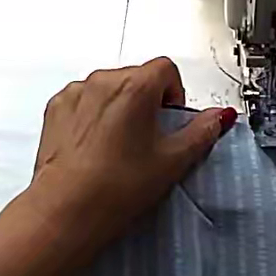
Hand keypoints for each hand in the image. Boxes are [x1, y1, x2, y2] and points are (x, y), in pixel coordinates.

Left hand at [0, 58, 235, 275]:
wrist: (67, 207)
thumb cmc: (116, 187)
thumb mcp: (172, 161)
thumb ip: (202, 131)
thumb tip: (219, 117)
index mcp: (134, 87)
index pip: (166, 68)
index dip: (174, 93)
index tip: (170, 118)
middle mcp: (101, 81)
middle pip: (135, 76)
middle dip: (147, 100)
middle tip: (149, 138)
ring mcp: (75, 93)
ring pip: (107, 88)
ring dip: (118, 106)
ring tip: (120, 147)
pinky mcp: (55, 107)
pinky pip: (82, 100)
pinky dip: (92, 114)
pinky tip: (96, 146)